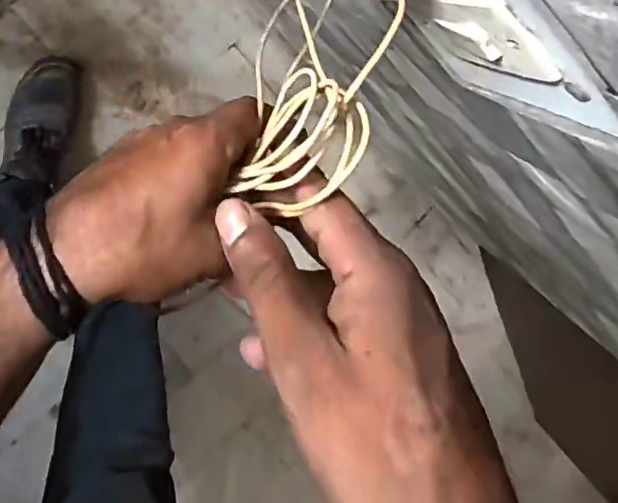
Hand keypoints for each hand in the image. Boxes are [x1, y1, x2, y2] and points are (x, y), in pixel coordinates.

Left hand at [45, 97, 258, 303]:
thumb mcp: (208, 251)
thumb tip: (271, 226)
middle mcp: (176, 126)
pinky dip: (183, 175)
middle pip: (227, 129)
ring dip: (213, 172)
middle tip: (255, 204)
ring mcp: (145, 137)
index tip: (286, 172)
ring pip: (196, 145)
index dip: (278, 136)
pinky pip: (168, 156)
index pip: (256, 111)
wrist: (62, 250)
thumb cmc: (145, 244)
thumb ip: (249, 232)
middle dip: (247, 163)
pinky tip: (176, 215)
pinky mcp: (123, 153)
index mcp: (204, 138)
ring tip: (214, 216)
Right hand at [217, 194, 515, 502]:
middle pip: (324, 234)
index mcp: (376, 265)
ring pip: (331, 278)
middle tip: (216, 237)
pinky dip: (306, 318)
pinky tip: (265, 348)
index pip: (318, 195)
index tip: (226, 183)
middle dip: (269, 235)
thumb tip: (235, 208)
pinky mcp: (400, 351)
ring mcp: (400, 315)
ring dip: (281, 282)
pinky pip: (345, 314)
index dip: (272, 184)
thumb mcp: (302, 356)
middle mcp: (394, 277)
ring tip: (228, 290)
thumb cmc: (366, 433)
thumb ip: (266, 278)